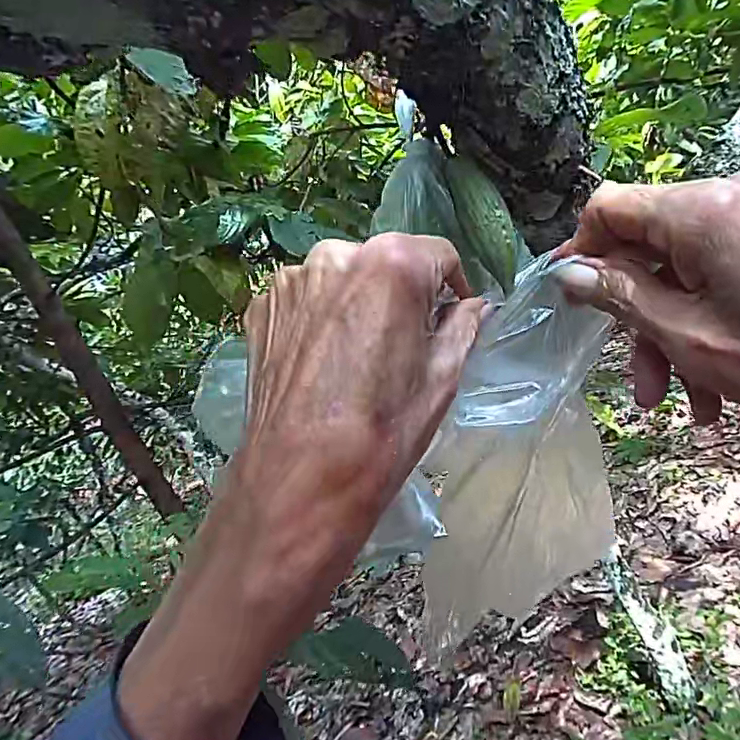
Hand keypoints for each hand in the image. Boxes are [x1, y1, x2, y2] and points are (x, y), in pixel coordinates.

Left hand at [118, 234, 485, 739]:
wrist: (296, 484)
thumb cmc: (384, 435)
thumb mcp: (442, 381)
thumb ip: (464, 328)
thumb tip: (477, 306)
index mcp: (391, 265)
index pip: (439, 254)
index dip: (454, 286)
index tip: (456, 320)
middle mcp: (337, 255)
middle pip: (389, 260)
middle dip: (409, 294)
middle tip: (414, 344)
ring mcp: (292, 279)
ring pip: (348, 277)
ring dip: (367, 304)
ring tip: (368, 358)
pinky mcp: (262, 307)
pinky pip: (311, 297)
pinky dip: (329, 316)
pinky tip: (331, 362)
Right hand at [556, 168, 739, 531]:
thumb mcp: (696, 340)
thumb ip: (625, 299)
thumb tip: (570, 273)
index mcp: (704, 209)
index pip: (610, 207)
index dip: (583, 256)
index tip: (576, 309)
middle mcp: (739, 192)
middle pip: (655, 245)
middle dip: (642, 319)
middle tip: (646, 391)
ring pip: (695, 267)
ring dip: (682, 331)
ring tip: (693, 405)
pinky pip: (736, 270)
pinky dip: (719, 317)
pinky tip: (727, 383)